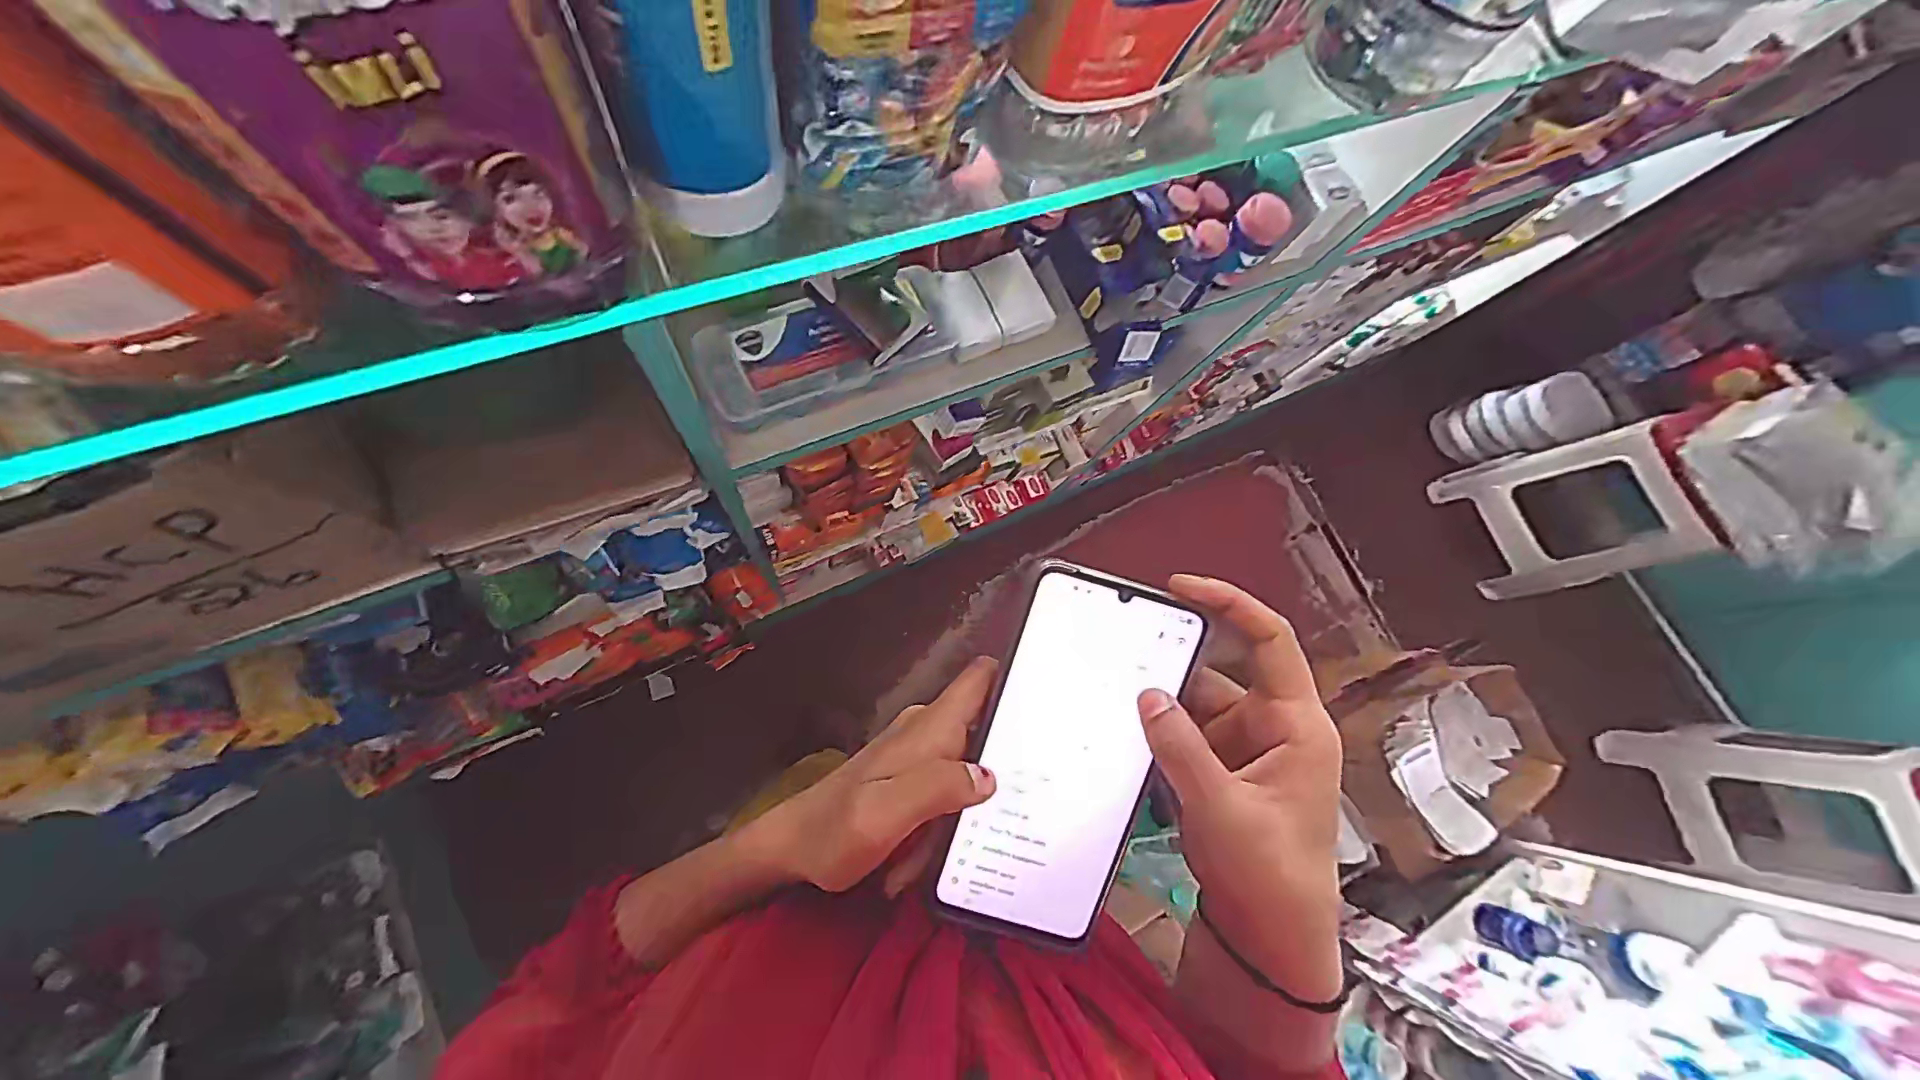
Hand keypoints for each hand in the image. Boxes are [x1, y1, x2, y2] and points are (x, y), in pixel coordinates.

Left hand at [742, 657, 997, 893]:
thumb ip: (936, 788)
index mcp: (930, 729)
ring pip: (965, 779)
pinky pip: (943, 797)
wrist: (790, 849)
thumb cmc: (833, 831)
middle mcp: (928, 732)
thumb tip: (989, 776)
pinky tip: (905, 857)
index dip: (1017, 680)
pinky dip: (931, 830)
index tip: (1049, 706)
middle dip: (987, 787)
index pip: (981, 679)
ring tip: (915, 855)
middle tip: (967, 831)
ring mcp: (919, 755)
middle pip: (985, 739)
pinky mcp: (911, 778)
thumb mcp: (885, 814)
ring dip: (950, 822)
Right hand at [1138, 575, 1343, 996]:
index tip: (1181, 588)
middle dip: (1173, 664)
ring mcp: (1241, 746)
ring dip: (1159, 704)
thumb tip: (1148, 696)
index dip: (1229, 604)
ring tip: (1116, 694)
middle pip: (1219, 670)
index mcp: (1295, 725)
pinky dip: (1156, 731)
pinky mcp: (1218, 767)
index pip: (1269, 640)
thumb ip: (1182, 748)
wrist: (1269, 934)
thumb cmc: (1273, 876)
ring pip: (1193, 703)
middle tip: (1126, 650)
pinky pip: (1182, 732)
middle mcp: (1270, 726)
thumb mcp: (1222, 808)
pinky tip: (1127, 730)